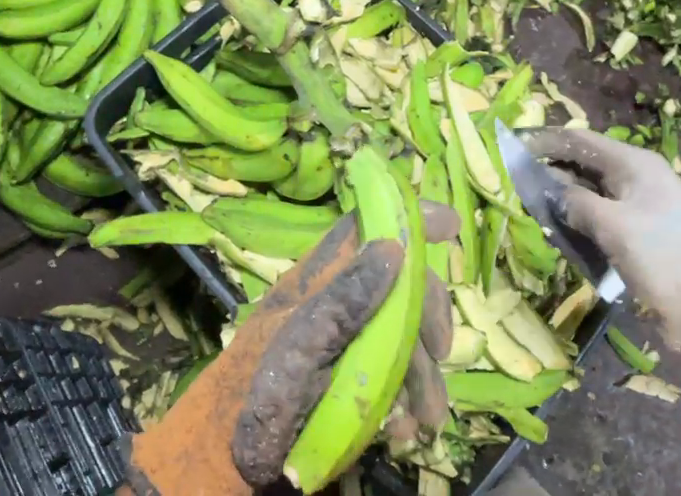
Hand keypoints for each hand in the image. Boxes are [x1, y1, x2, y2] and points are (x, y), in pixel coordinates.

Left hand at [128, 203, 459, 494]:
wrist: (231, 462)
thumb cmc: (259, 394)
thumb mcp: (301, 345)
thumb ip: (345, 297)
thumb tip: (394, 245)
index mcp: (322, 278)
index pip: (367, 226)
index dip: (409, 218)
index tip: (449, 224)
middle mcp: (338, 300)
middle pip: (401, 283)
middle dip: (429, 315)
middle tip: (440, 350)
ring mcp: (346, 340)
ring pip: (404, 337)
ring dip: (423, 375)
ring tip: (428, 417)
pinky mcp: (350, 379)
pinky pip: (392, 378)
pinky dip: (405, 403)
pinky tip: (399, 430)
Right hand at [526, 128, 680, 361]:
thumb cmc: (665, 257)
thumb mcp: (614, 226)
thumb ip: (577, 203)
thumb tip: (551, 193)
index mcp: (634, 164)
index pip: (582, 140)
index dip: (547, 142)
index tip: (513, 147)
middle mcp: (637, 178)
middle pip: (586, 164)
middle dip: (552, 171)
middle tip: (517, 182)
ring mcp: (640, 207)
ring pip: (592, 193)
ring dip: (564, 200)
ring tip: (532, 208)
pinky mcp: (640, 235)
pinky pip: (602, 218)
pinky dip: (580, 222)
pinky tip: (560, 233)